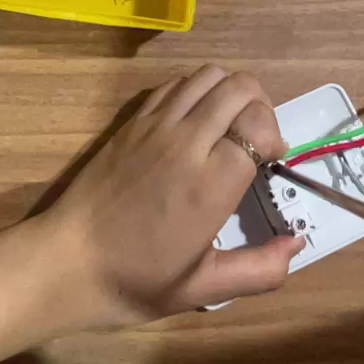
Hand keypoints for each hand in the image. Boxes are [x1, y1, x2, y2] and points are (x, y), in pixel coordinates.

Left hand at [45, 66, 305, 326]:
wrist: (67, 261)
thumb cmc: (136, 279)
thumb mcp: (204, 287)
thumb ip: (259, 269)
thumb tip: (296, 244)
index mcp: (210, 184)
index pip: (258, 127)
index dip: (273, 137)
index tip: (269, 161)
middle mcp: (186, 142)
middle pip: (239, 88)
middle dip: (261, 107)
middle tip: (256, 139)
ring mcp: (155, 125)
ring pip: (209, 75)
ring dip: (230, 91)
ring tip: (229, 124)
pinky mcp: (132, 120)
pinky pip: (175, 84)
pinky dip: (197, 89)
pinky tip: (194, 120)